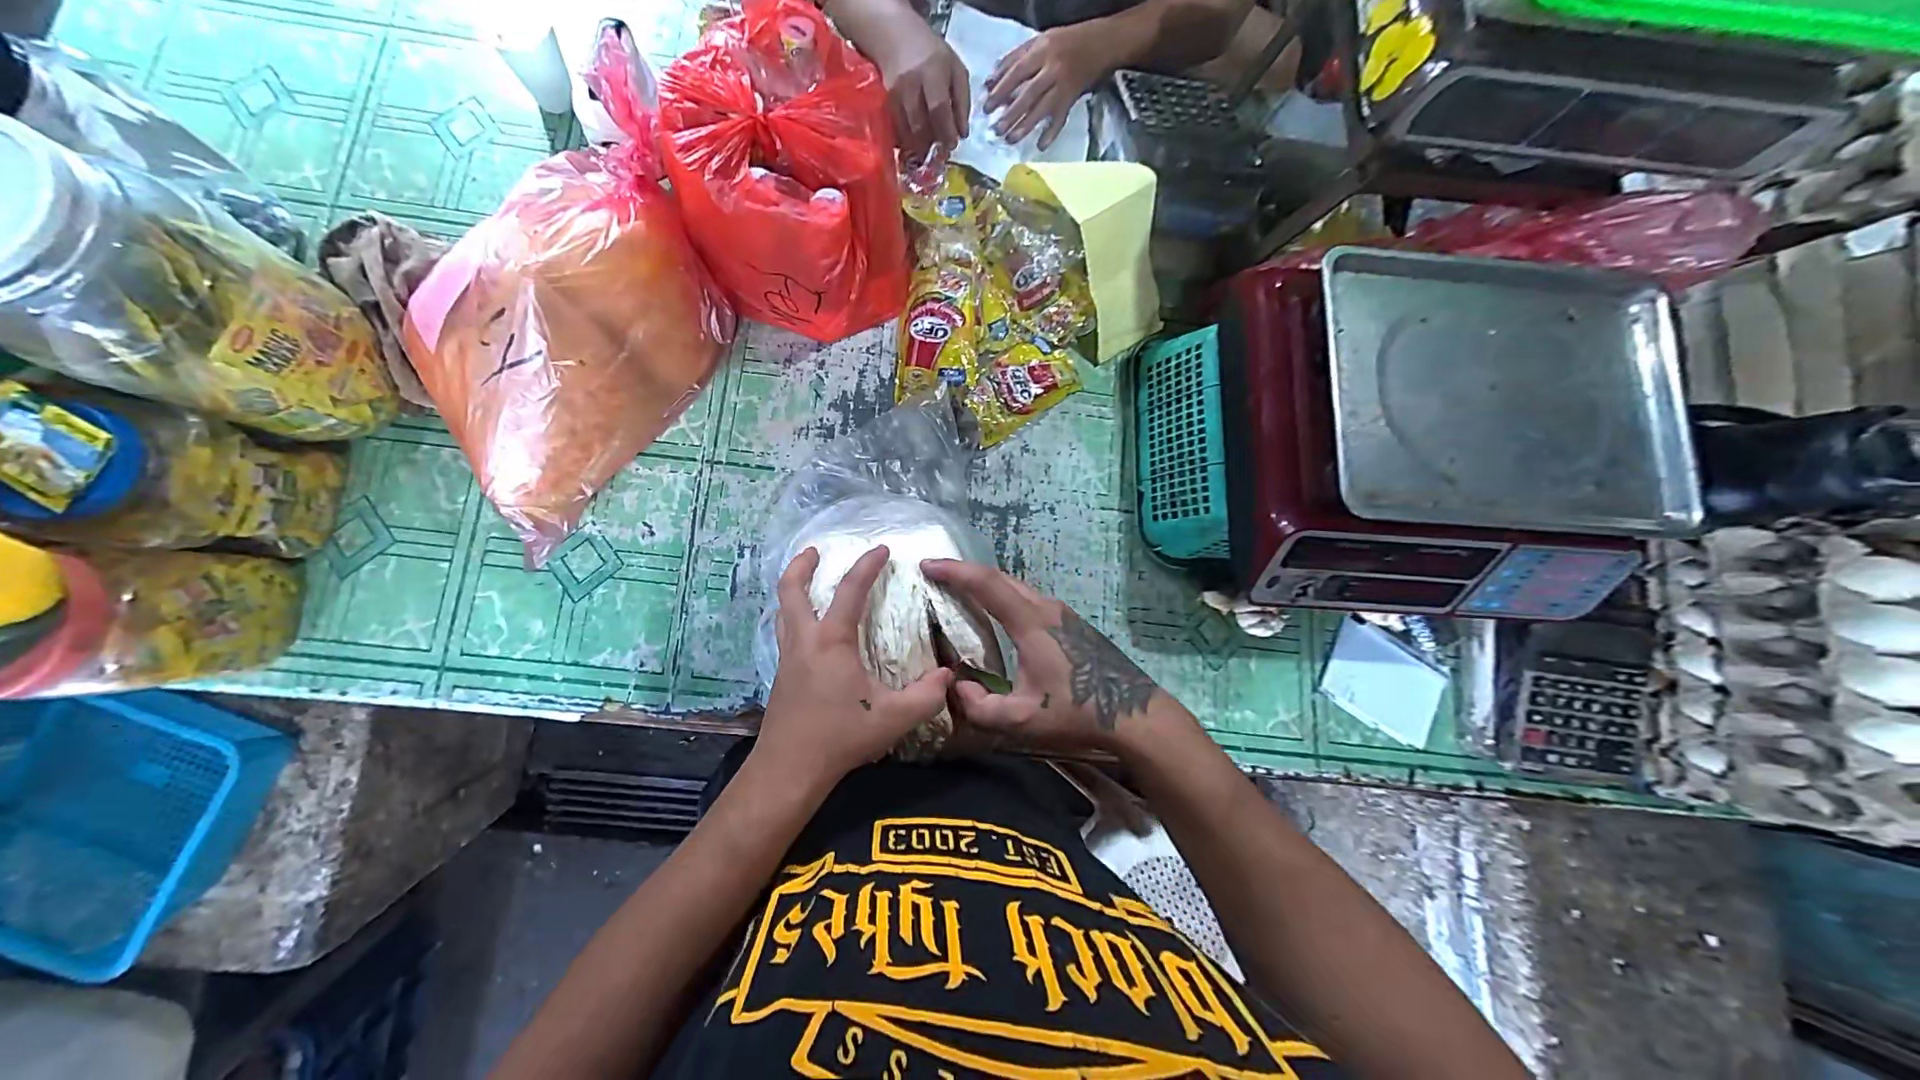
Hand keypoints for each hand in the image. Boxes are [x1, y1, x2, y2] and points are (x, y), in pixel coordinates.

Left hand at [757, 545, 953, 789]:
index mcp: (831, 642)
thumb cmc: (840, 738)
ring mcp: (787, 657)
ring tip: (807, 579)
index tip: (882, 549)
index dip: (867, 565)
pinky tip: (807, 628)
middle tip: (817, 551)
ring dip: (792, 588)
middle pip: (791, 590)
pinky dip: (792, 614)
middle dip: (802, 565)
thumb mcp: (893, 719)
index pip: (850, 591)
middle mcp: (804, 641)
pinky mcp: (781, 675)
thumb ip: (927, 696)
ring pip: (782, 610)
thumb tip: (947, 675)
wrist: (790, 768)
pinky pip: (784, 631)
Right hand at [872, 22, 970, 166]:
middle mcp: (911, 83)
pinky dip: (906, 141)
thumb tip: (962, 133)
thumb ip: (962, 100)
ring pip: (906, 131)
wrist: (895, 37)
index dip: (946, 131)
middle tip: (940, 151)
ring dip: (919, 146)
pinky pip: (896, 129)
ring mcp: (895, 93)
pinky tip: (914, 142)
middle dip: (932, 143)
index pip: (938, 109)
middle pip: (920, 124)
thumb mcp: (955, 69)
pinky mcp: (885, 102)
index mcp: (932, 72)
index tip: (952, 145)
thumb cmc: (932, 54)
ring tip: (928, 149)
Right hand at [920, 559, 1160, 751]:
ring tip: (961, 594)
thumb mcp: (1022, 720)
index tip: (927, 565)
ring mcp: (1063, 614)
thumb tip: (957, 687)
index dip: (954, 570)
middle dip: (966, 573)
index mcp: (1031, 622)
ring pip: (1017, 588)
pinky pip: (1029, 600)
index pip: (986, 584)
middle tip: (937, 576)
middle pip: (1001, 578)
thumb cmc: (1078, 713)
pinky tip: (998, 616)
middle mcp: (1047, 608)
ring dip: (987, 585)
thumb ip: (980, 707)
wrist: (1136, 715)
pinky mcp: (1073, 624)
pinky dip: (1004, 598)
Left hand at [983, 22, 1102, 148]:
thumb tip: (989, 83)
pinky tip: (1040, 146)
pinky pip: (1060, 119)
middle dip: (1010, 114)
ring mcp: (1063, 87)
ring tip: (1010, 140)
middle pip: (1028, 95)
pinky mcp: (1071, 100)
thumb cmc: (1061, 44)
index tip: (987, 107)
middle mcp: (1052, 71)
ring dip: (1025, 127)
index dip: (1001, 91)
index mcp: (1041, 53)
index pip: (1017, 74)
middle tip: (996, 130)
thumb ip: (1012, 60)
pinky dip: (1051, 133)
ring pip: (1042, 110)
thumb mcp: (1036, 43)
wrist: (1098, 44)